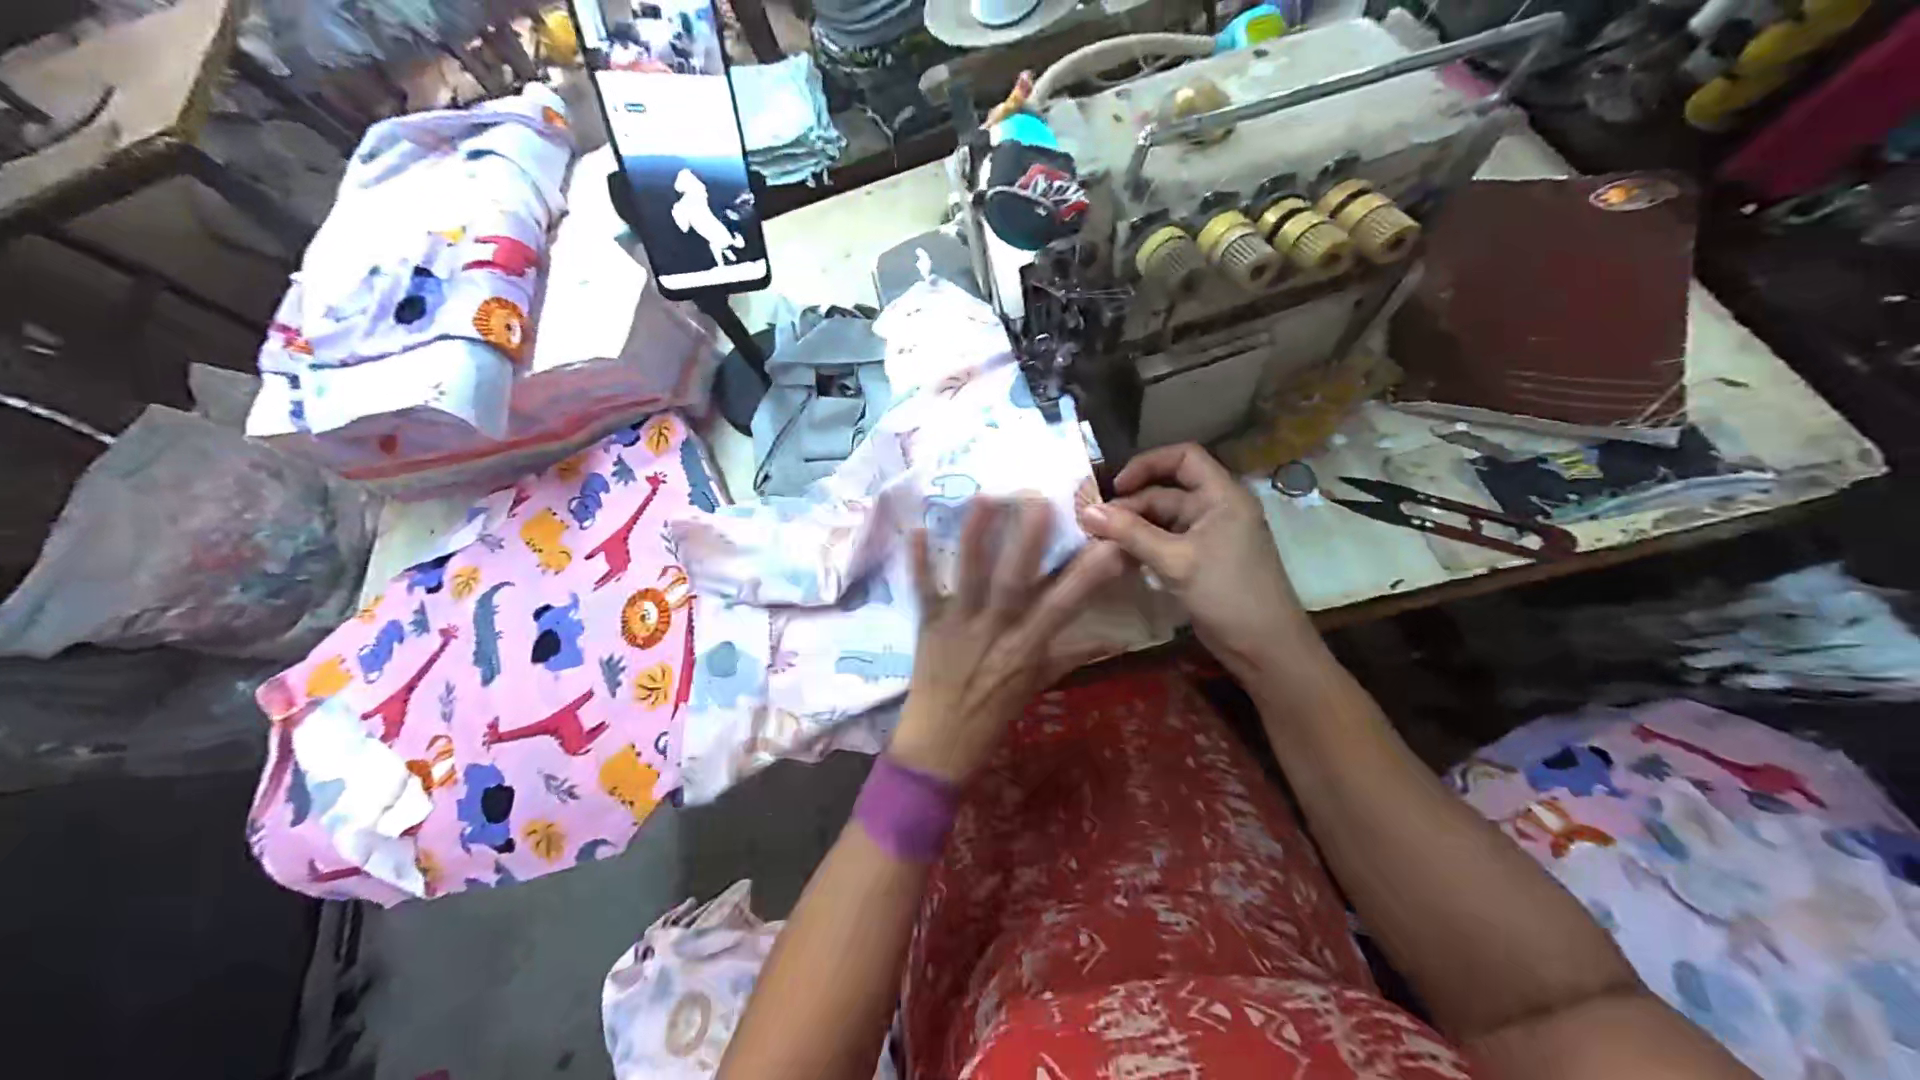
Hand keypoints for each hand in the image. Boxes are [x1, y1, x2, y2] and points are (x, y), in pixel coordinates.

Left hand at [888, 497, 1125, 782]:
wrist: (940, 744)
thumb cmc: (993, 715)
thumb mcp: (1038, 686)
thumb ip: (1071, 656)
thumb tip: (1113, 639)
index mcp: (1025, 648)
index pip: (1061, 608)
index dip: (1086, 578)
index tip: (1110, 545)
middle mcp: (994, 632)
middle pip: (1013, 584)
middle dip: (1027, 543)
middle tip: (1039, 500)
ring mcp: (958, 626)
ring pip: (970, 578)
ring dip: (975, 539)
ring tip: (984, 499)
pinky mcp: (928, 626)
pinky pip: (923, 592)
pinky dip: (918, 564)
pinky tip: (914, 531)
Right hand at [1077, 443, 1323, 681]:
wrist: (1265, 647)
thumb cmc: (1228, 594)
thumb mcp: (1176, 560)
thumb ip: (1130, 533)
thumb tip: (1086, 511)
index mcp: (1222, 496)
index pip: (1184, 458)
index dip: (1148, 464)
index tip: (1116, 487)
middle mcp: (1216, 509)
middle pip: (1166, 492)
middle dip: (1131, 506)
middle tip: (1095, 527)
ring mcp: (1209, 537)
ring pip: (1162, 520)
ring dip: (1133, 529)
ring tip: (1100, 543)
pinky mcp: (1200, 561)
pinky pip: (1166, 543)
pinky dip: (1143, 547)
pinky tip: (1119, 558)